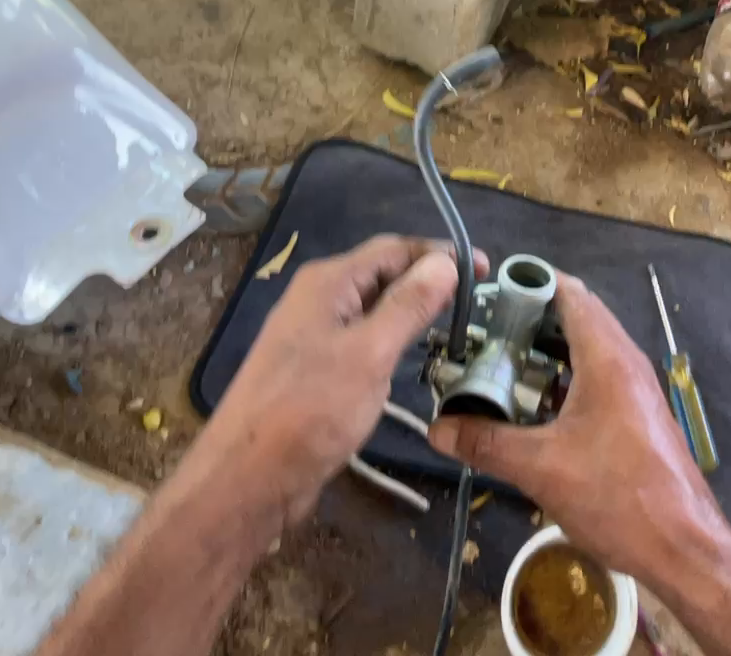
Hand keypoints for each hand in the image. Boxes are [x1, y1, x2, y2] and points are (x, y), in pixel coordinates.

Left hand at [192, 236, 484, 531]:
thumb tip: (446, 262)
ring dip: (412, 309)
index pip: (394, 249)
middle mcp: (319, 299)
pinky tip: (412, 356)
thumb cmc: (310, 409)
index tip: (484, 269)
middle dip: (429, 280)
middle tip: (474, 299)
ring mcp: (314, 334)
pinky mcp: (315, 368)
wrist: (246, 481)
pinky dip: (393, 338)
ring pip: (374, 308)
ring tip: (452, 323)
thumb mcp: (370, 353)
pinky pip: (363, 337)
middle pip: (383, 274)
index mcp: (329, 282)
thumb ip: (409, 305)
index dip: (441, 254)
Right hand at [427, 271, 730, 582]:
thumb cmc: (616, 494)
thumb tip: (437, 428)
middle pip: (579, 315)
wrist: (684, 545)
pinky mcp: (638, 410)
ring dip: (551, 346)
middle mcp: (626, 359)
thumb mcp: (541, 468)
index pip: (570, 294)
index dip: (532, 283)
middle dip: (534, 315)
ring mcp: (636, 385)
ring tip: (505, 359)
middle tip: (488, 327)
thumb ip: (486, 443)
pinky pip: (599, 372)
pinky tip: (539, 402)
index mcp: (607, 356)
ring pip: (590, 345)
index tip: (492, 291)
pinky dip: (568, 372)